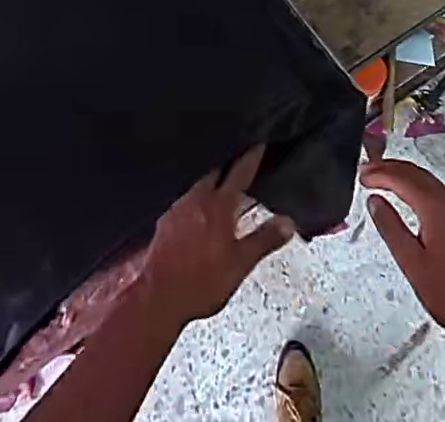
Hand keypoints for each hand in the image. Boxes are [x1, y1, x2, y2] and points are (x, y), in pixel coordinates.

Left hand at [133, 145, 295, 325]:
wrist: (158, 299)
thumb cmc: (199, 284)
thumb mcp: (240, 264)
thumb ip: (265, 239)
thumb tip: (286, 223)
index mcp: (219, 205)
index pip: (240, 171)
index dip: (251, 156)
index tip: (258, 143)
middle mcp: (196, 199)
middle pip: (215, 170)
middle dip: (228, 163)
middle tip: (239, 160)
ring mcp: (178, 208)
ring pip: (198, 183)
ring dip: (210, 180)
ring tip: (220, 184)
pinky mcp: (164, 221)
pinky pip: (183, 199)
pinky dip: (195, 198)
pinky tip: (197, 210)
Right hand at [362, 159, 444, 346]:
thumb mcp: (412, 263)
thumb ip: (390, 227)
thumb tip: (376, 202)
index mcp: (438, 210)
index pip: (404, 178)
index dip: (380, 173)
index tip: (363, 175)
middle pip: (417, 173)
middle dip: (390, 168)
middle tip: (369, 171)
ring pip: (429, 182)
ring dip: (404, 175)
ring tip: (383, 179)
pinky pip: (437, 193)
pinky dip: (417, 187)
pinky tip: (409, 197)